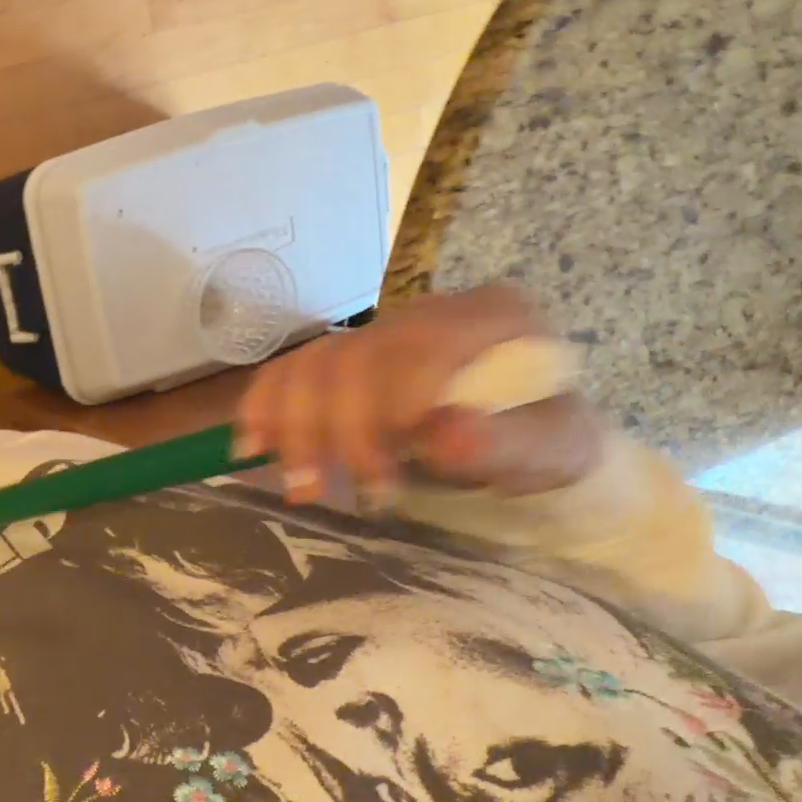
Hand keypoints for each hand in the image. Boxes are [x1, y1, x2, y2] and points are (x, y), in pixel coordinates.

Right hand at [236, 284, 605, 502]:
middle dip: (333, 429)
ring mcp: (378, 331)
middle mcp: (426, 311)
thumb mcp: (550, 451)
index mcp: (492, 316)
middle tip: (330, 490)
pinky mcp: (342, 356)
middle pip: (352, 356)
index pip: (420, 345)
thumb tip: (449, 433)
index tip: (382, 471)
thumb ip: (505, 442)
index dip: (388, 403)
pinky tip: (252, 445)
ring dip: (292, 427)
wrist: (522, 442)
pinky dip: (263, 408)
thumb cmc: (543, 446)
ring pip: (310, 363)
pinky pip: (287, 370)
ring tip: (299, 484)